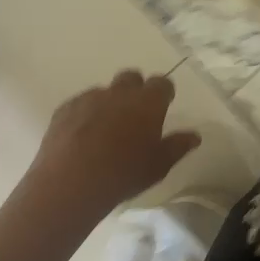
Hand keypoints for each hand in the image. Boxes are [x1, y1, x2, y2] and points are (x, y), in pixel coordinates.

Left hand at [25, 70, 200, 211]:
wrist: (71, 182)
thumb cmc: (124, 174)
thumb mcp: (159, 166)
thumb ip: (178, 146)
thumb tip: (194, 136)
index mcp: (147, 103)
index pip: (162, 83)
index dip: (164, 92)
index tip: (164, 105)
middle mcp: (119, 93)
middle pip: (131, 77)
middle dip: (136, 90)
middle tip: (137, 115)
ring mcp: (89, 98)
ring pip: (104, 91)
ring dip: (110, 102)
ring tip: (108, 129)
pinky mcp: (65, 109)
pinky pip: (81, 103)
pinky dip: (87, 113)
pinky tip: (84, 136)